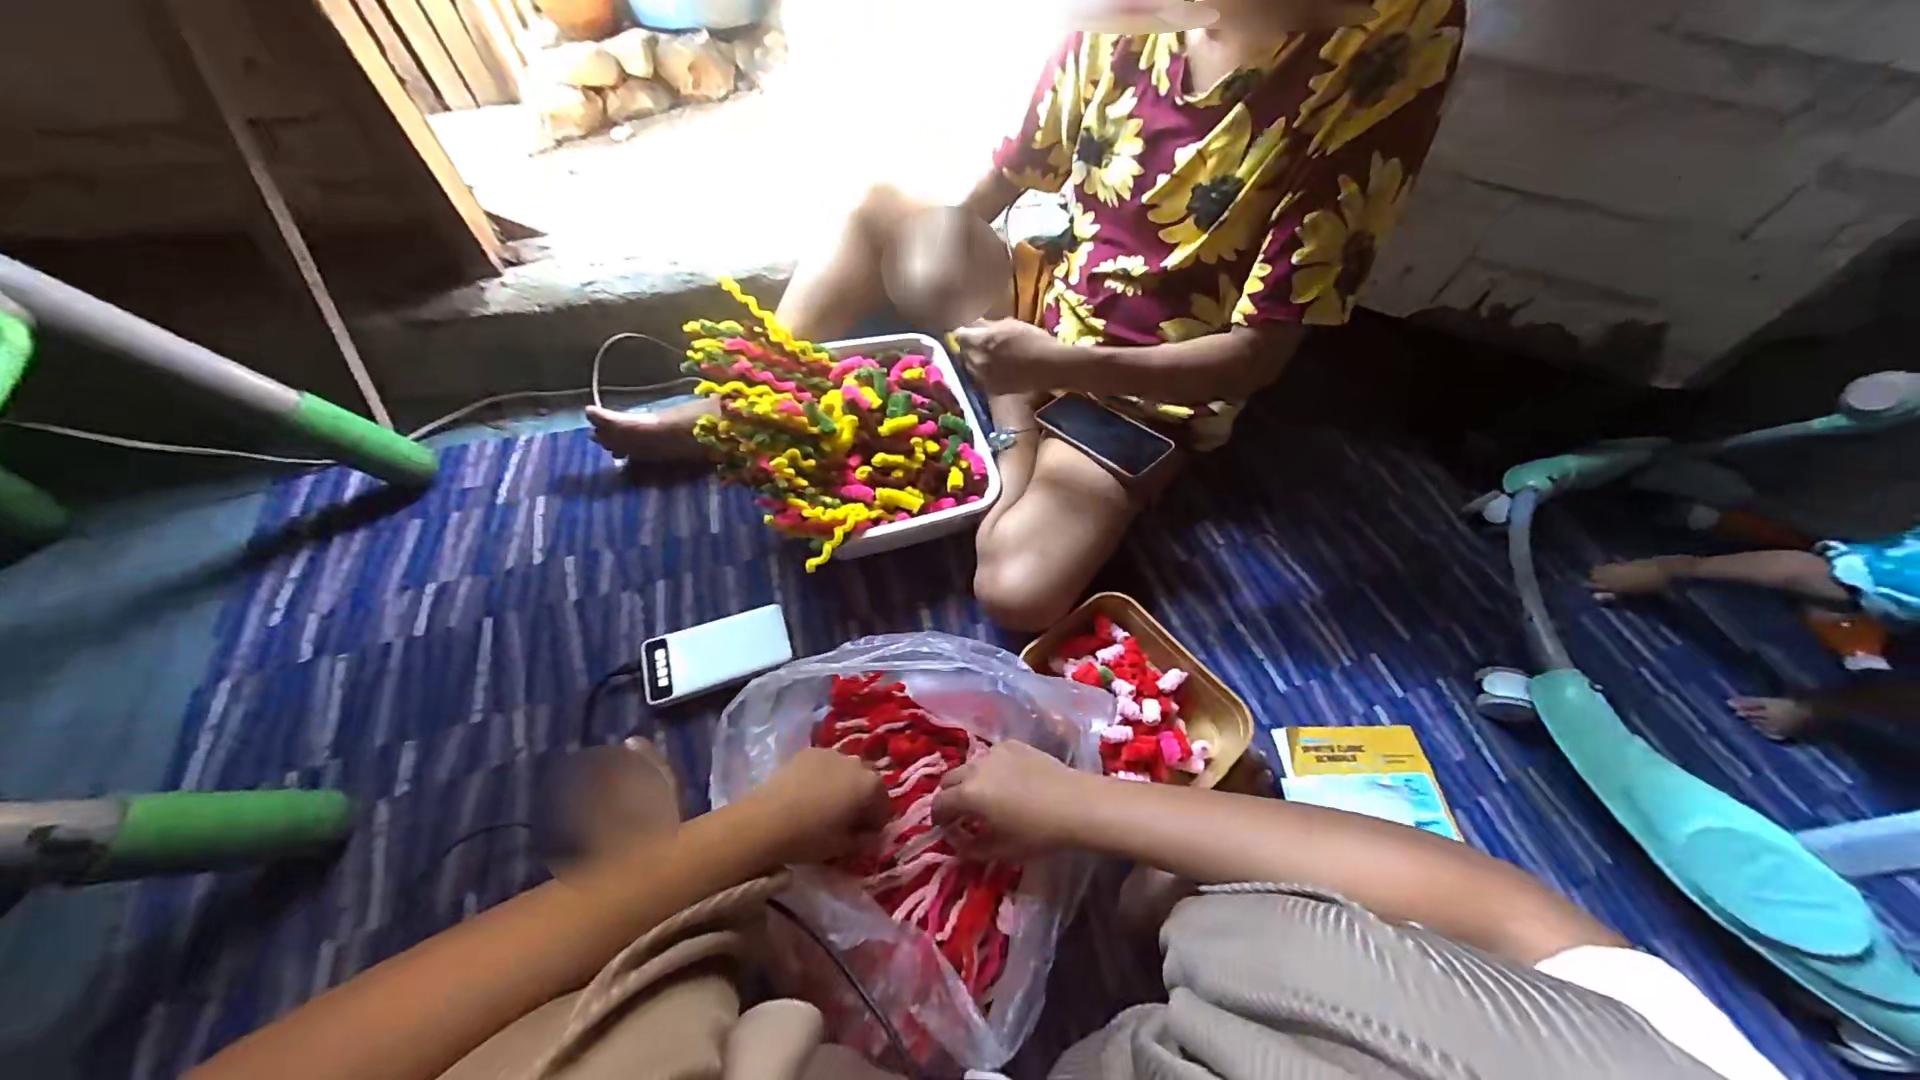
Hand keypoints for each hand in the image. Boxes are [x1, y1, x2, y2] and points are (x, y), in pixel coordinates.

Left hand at [743, 749, 890, 864]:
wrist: (765, 819)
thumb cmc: (810, 836)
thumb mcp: (842, 847)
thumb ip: (864, 841)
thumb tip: (872, 836)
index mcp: (871, 785)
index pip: (884, 804)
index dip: (876, 821)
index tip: (864, 835)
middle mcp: (856, 762)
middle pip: (866, 782)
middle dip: (861, 799)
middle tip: (846, 819)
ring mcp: (831, 753)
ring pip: (845, 770)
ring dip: (842, 784)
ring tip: (824, 804)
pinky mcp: (808, 751)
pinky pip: (824, 764)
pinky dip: (822, 776)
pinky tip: (807, 792)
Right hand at [931, 741, 1092, 857]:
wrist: (1076, 803)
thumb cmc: (1038, 833)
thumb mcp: (1001, 850)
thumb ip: (970, 848)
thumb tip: (957, 842)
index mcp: (968, 794)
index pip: (939, 804)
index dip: (939, 819)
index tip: (948, 829)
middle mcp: (975, 767)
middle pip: (949, 780)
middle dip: (950, 797)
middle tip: (963, 814)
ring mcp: (994, 751)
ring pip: (970, 766)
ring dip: (969, 781)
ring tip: (986, 796)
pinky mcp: (1013, 744)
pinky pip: (991, 756)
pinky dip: (990, 769)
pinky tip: (1008, 781)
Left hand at [951, 319, 1063, 394]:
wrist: (1050, 367)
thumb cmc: (1033, 340)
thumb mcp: (1010, 325)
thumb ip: (988, 325)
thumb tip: (975, 323)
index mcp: (980, 342)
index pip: (960, 335)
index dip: (965, 332)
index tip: (970, 330)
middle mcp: (977, 362)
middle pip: (963, 353)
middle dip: (968, 347)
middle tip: (978, 343)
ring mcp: (984, 378)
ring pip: (970, 368)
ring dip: (974, 362)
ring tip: (985, 357)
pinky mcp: (993, 390)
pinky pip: (981, 381)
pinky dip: (983, 374)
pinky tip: (994, 370)